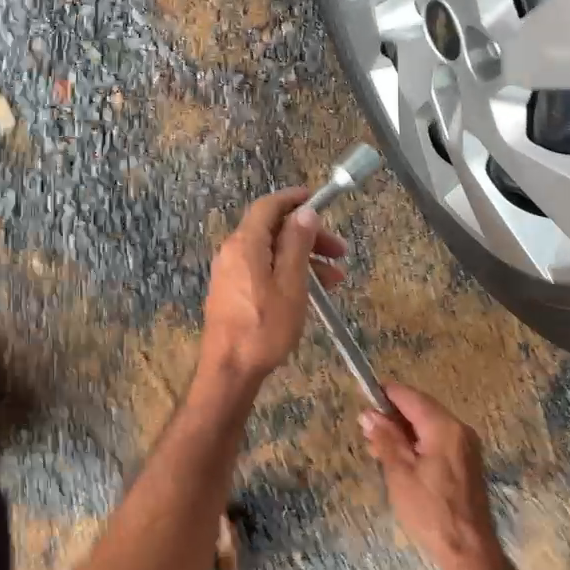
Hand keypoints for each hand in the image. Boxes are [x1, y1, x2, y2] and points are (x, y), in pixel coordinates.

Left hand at [200, 187, 348, 378]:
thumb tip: (305, 213)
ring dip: (302, 259)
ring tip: (335, 280)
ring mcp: (230, 273)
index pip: (268, 207)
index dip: (293, 199)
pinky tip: (310, 292)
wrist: (230, 370)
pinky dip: (287, 273)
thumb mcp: (290, 284)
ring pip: (270, 253)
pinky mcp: (232, 292)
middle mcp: (232, 252)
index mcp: (245, 244)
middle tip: (340, 251)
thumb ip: (297, 244)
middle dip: (308, 236)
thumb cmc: (264, 327)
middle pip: (272, 230)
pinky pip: (262, 271)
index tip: (318, 200)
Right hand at [363, 384, 497, 569]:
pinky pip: (439, 441)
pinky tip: (401, 461)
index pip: (411, 397)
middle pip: (422, 409)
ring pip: (429, 426)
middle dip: (393, 417)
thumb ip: (386, 439)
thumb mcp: (400, 473)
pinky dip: (418, 444)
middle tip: (366, 432)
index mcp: (444, 427)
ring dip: (404, 432)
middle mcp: (460, 430)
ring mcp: (467, 447)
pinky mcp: (467, 463)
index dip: (385, 395)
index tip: (362, 398)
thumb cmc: (429, 510)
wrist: (468, 548)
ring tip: (378, 450)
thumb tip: (369, 414)